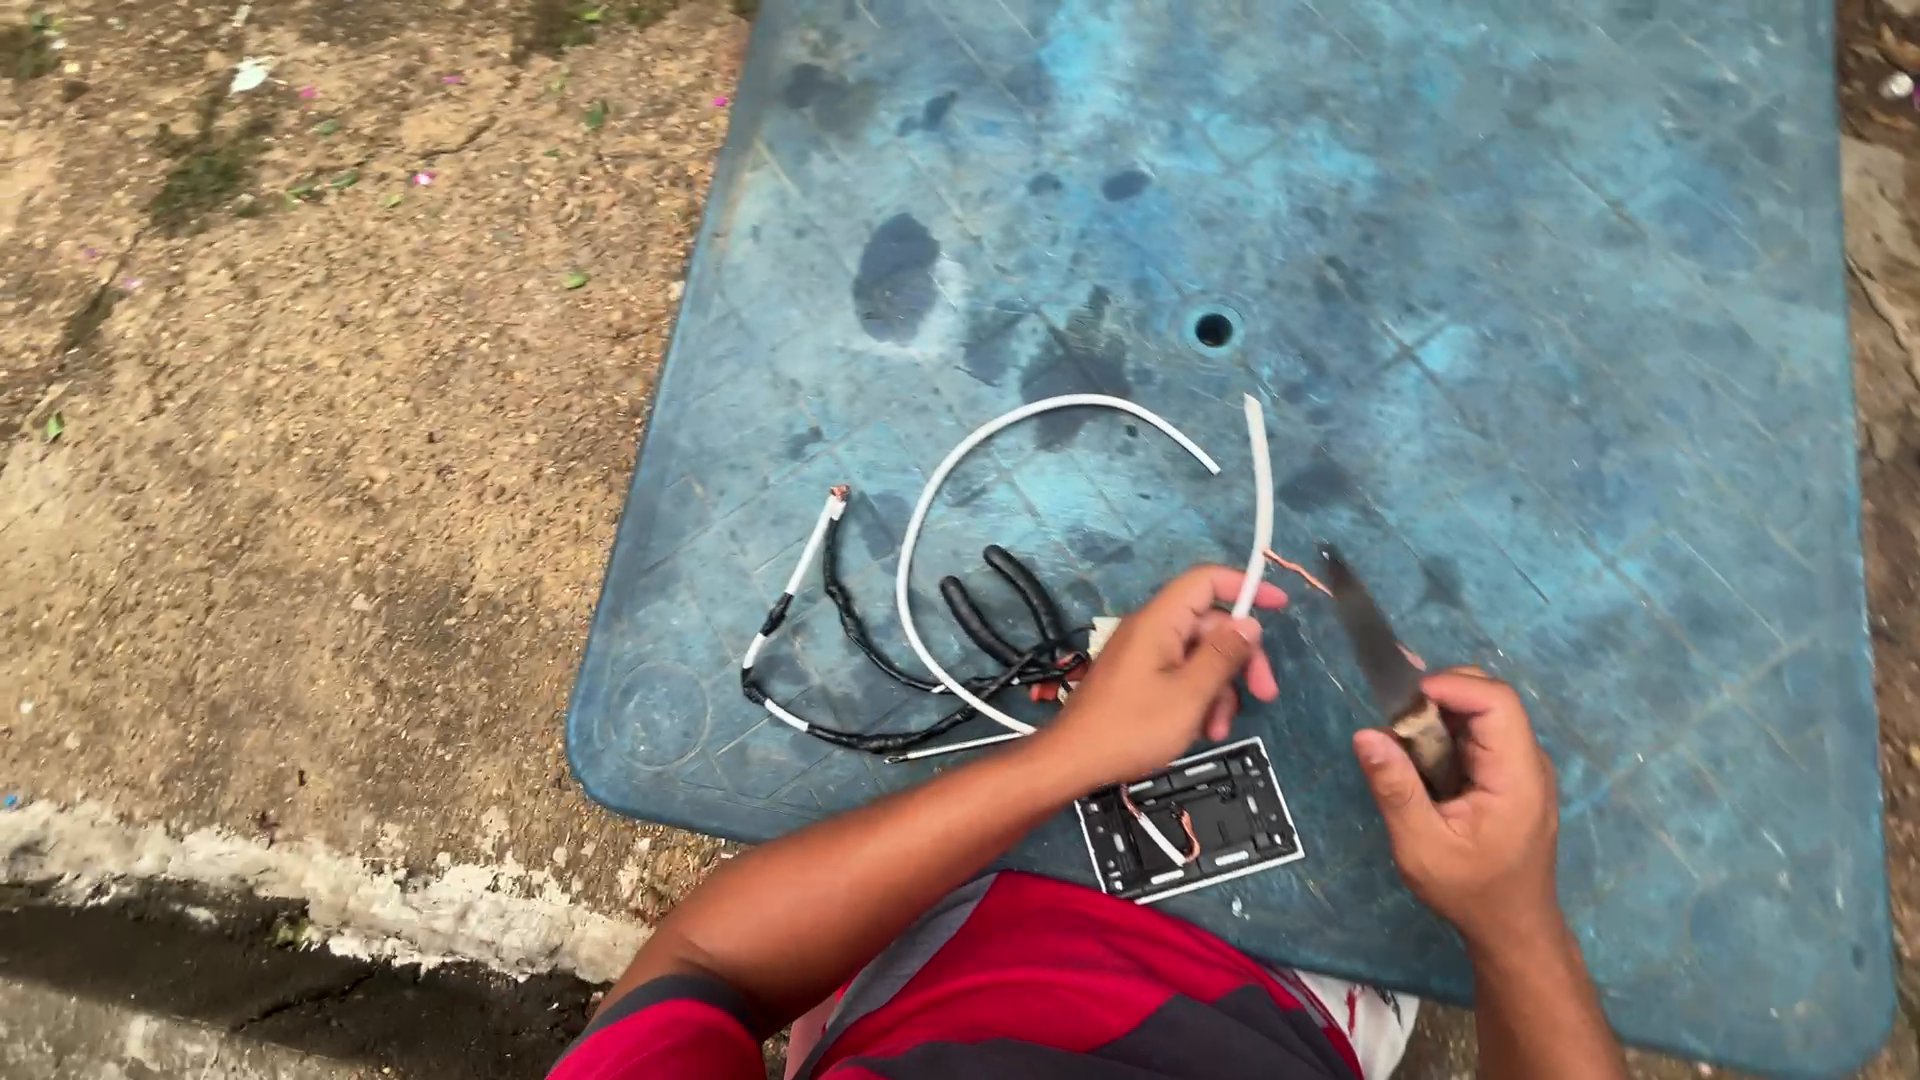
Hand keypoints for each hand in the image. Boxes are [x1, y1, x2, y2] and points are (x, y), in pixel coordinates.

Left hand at [1037, 565, 1286, 789]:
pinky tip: (1201, 729)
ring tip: (1218, 728)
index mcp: (1159, 622)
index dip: (1245, 586)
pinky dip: (1197, 697)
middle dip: (1240, 659)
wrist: (1075, 760)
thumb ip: (1222, 656)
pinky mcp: (1139, 676)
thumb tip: (1248, 622)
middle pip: (1210, 625)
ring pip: (1199, 656)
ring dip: (1219, 689)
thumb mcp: (1189, 695)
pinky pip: (1180, 673)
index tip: (1279, 606)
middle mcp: (1150, 629)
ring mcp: (1143, 653)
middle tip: (1265, 694)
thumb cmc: (1131, 728)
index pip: (1205, 581)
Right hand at [1352, 668, 1561, 953]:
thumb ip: (1395, 789)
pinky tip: (1415, 762)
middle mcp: (1526, 762)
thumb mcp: (1421, 846)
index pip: (1496, 701)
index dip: (1450, 686)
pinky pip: (1472, 732)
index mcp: (1517, 777)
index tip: (1402, 701)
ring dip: (1433, 716)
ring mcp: (1518, 767)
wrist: (1511, 929)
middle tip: (1394, 725)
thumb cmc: (1470, 892)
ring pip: (1476, 712)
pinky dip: (1438, 733)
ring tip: (1399, 749)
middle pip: (1487, 697)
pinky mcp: (1504, 773)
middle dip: (1435, 698)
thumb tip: (1365, 733)